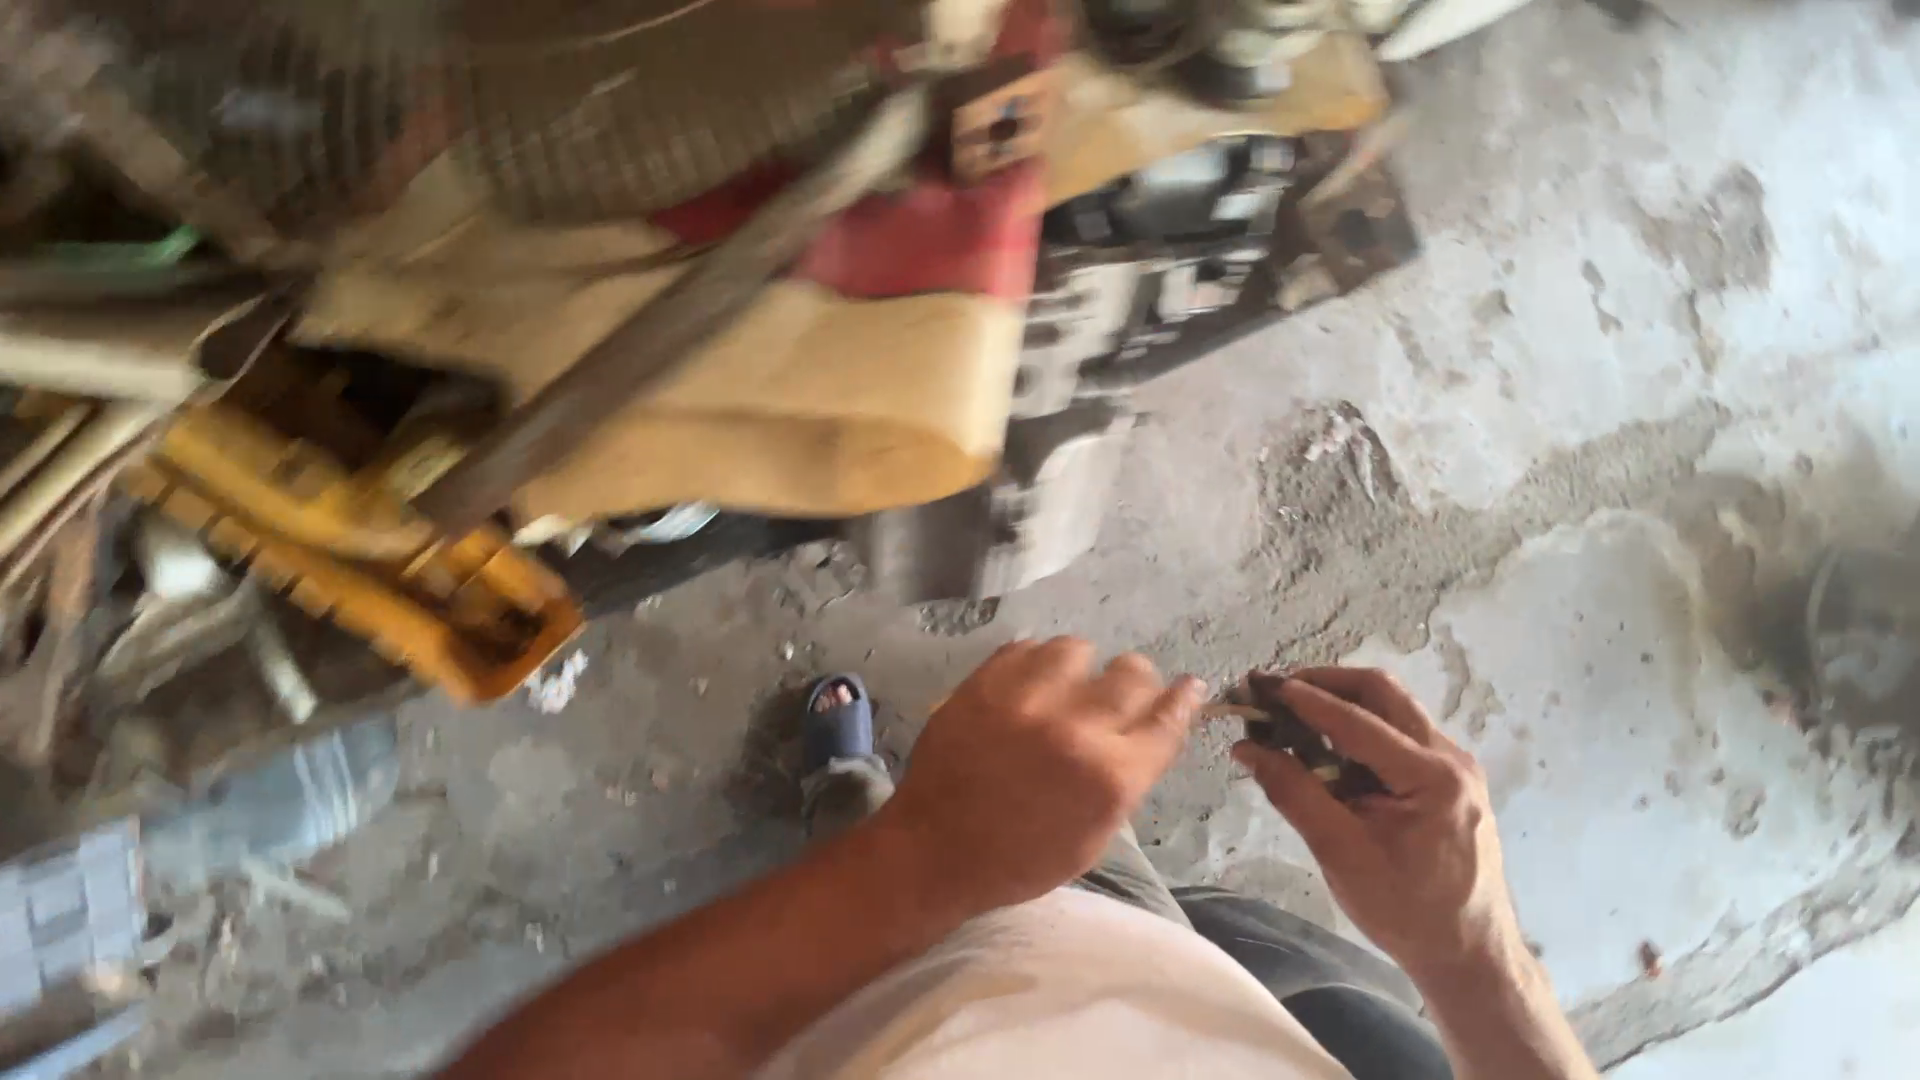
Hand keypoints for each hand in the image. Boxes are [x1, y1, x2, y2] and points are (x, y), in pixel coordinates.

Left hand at [876, 637, 1204, 911]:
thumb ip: (1128, 777)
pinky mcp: (984, 684)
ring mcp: (1026, 700)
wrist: (936, 848)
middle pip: (1131, 673)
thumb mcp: (1093, 835)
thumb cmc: (1021, 857)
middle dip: (1135, 679)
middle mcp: (1075, 729)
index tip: (1188, 685)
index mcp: (1110, 777)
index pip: (1167, 720)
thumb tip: (1152, 729)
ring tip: (1064, 685)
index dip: (1183, 699)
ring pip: (1076, 648)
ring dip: (1079, 666)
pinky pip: (1024, 647)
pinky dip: (1033, 662)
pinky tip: (1028, 684)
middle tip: (1118, 690)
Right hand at [1233, 668, 1526, 980]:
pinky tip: (1322, 746)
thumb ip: (1293, 792)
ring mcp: (1453, 764)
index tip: (1261, 686)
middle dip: (1323, 682)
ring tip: (1290, 713)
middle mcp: (1450, 757)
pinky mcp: (1447, 775)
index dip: (1303, 700)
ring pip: (1390, 706)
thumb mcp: (1340, 852)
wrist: (1469, 954)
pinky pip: (1396, 731)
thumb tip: (1246, 748)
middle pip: (1381, 691)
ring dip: (1338, 701)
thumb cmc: (1404, 909)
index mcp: (1432, 778)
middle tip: (1276, 691)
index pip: (1356, 721)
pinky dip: (1355, 725)